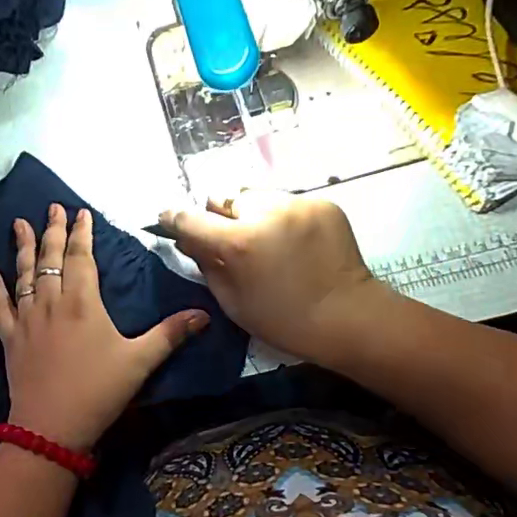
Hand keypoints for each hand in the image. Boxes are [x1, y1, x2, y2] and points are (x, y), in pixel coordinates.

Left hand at [0, 204, 210, 453]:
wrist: (51, 428)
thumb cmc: (99, 390)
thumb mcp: (141, 361)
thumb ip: (171, 334)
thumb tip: (204, 314)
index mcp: (83, 302)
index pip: (82, 257)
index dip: (82, 233)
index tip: (81, 212)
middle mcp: (52, 302)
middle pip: (51, 258)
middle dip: (53, 230)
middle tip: (52, 207)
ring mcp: (27, 319)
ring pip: (24, 274)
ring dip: (22, 248)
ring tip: (18, 223)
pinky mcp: (10, 338)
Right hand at [159, 191, 391, 365]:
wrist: (348, 317)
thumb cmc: (284, 320)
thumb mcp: (233, 301)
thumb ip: (206, 264)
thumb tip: (189, 240)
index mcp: (239, 242)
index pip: (192, 218)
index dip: (174, 218)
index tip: (168, 218)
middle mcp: (265, 213)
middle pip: (228, 200)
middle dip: (224, 216)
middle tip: (233, 240)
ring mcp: (297, 204)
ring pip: (259, 197)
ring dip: (254, 213)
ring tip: (268, 240)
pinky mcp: (322, 204)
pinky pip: (288, 203)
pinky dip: (283, 218)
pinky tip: (294, 242)